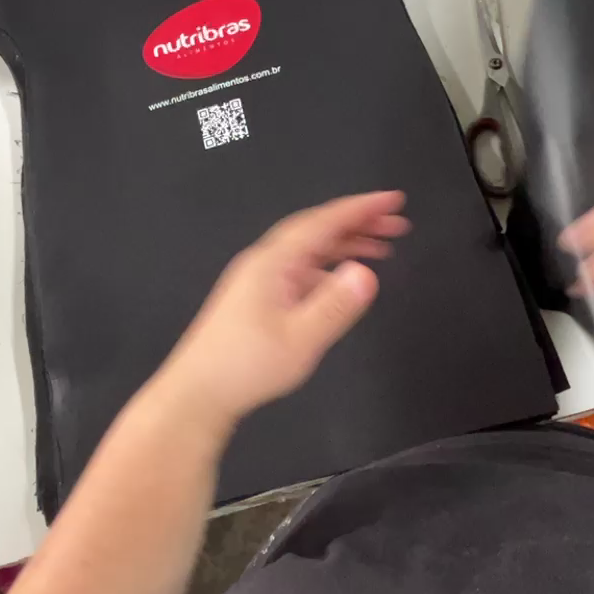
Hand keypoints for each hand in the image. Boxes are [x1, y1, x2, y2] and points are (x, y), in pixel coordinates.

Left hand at [150, 191, 409, 428]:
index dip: (360, 208)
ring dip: (345, 244)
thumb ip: (335, 306)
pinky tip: (342, 281)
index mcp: (273, 263)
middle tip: (396, 223)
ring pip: (309, 250)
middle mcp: (265, 263)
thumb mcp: (300, 339)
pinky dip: (328, 267)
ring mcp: (259, 279)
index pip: (324, 222)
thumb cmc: (245, 367)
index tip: (392, 200)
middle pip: (317, 230)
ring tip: (381, 247)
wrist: (197, 393)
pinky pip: (301, 269)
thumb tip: (366, 273)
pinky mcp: (258, 298)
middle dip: (358, 223)